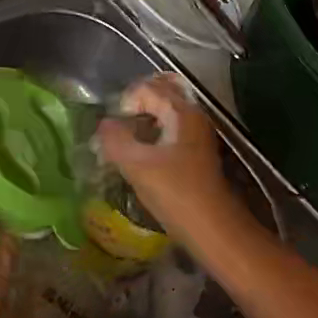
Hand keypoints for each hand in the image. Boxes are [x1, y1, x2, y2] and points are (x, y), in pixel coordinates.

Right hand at [95, 73, 236, 237]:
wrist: (213, 229)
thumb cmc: (175, 193)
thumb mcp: (137, 165)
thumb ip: (115, 140)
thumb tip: (104, 124)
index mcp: (181, 111)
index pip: (147, 88)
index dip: (125, 103)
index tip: (113, 130)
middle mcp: (193, 115)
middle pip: (160, 93)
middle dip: (135, 104)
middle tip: (116, 125)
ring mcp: (197, 134)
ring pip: (166, 112)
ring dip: (144, 119)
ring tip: (123, 139)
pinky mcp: (196, 152)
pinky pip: (170, 129)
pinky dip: (153, 133)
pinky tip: (140, 153)